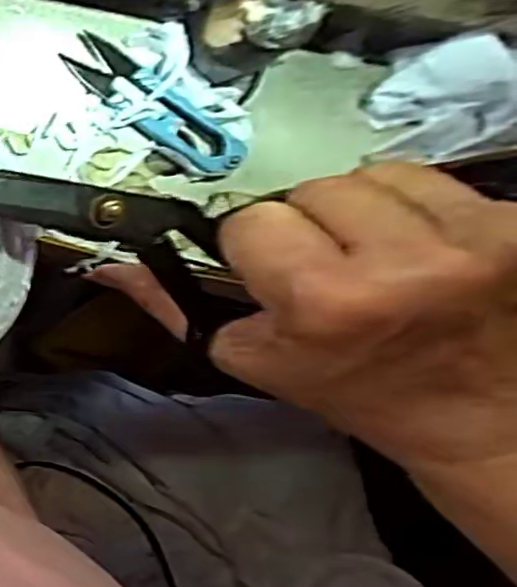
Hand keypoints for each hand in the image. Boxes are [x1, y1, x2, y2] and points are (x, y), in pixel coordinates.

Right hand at [97, 163, 516, 471]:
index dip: (244, 244)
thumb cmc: (343, 386)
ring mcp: (478, 238)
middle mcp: (409, 263)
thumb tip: (108, 265)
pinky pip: (430, 178)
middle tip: (309, 260)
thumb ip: (170, 301)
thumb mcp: (239, 352)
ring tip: (357, 247)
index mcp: (328, 301)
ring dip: (350, 205)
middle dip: (297, 220)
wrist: (475, 411)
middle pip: (310, 189)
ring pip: (371, 174)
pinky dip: (405, 203)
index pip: (253, 220)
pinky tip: (406, 243)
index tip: (258, 271)